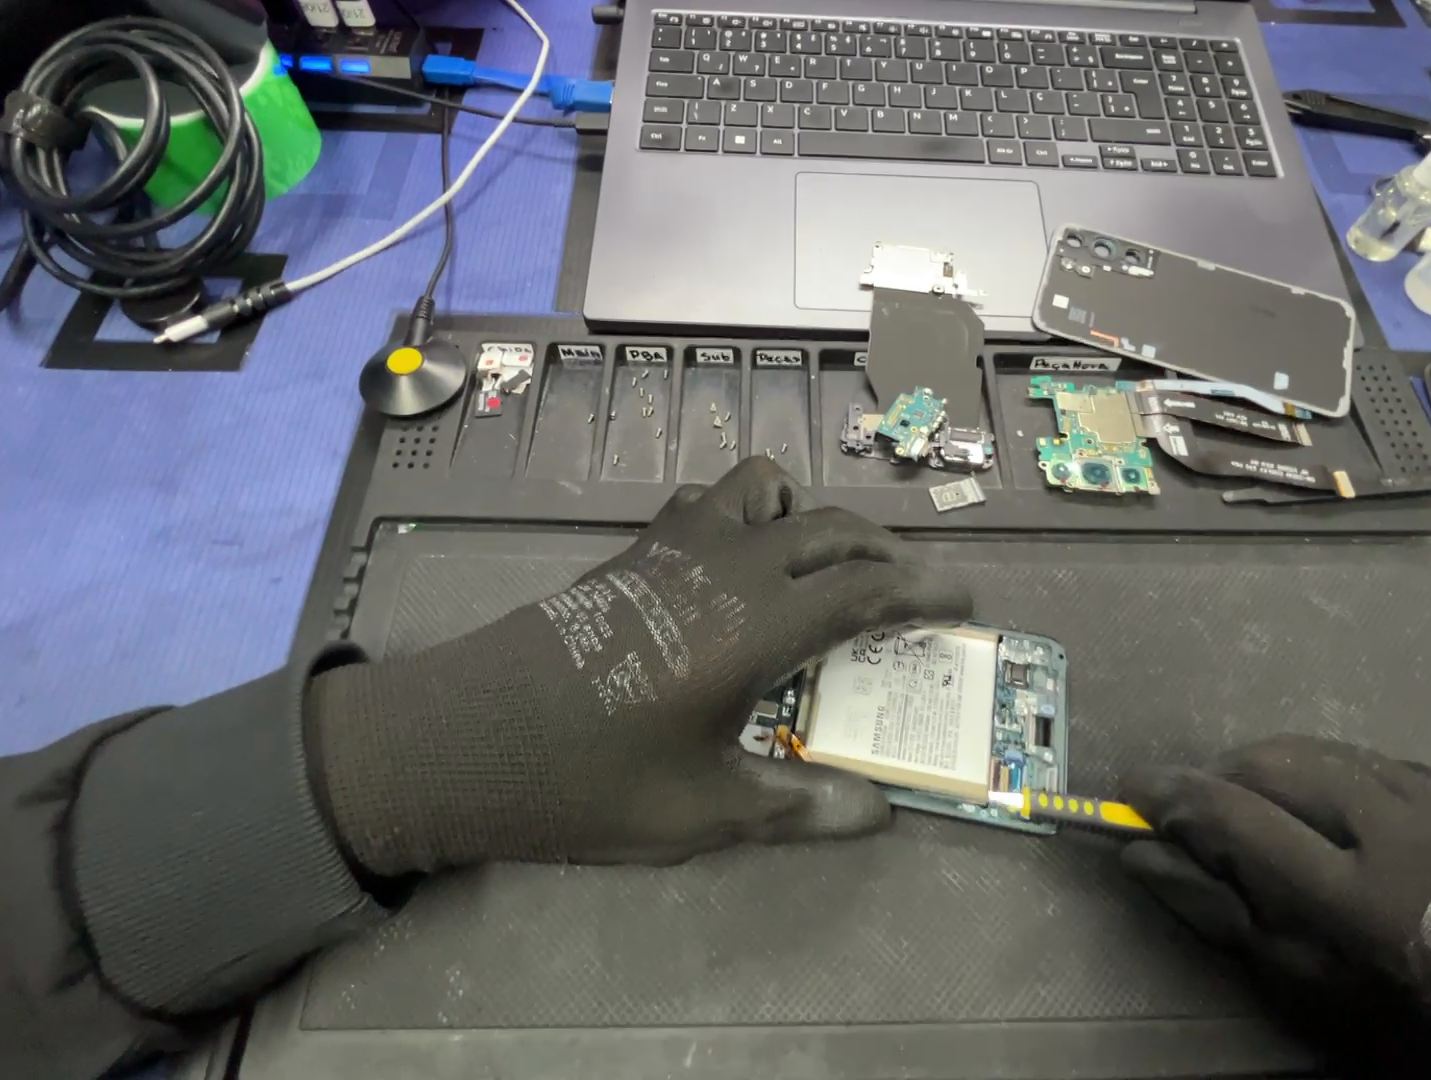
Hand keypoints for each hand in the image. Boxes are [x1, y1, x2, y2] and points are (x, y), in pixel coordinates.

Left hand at [307, 458, 972, 875]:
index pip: (865, 590)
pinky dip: (744, 512)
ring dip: (807, 514)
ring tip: (815, 563)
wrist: (466, 736)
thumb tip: (876, 814)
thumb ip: (798, 806)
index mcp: (754, 627)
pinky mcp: (637, 546)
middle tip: (906, 587)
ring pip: (765, 488)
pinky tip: (734, 562)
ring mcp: (676, 545)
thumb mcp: (701, 812)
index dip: (925, 589)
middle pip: (830, 529)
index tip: (964, 596)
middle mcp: (726, 567)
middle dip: (883, 550)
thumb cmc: (587, 779)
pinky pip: (709, 500)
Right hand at [1120, 736, 1430, 1079]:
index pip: (1234, 815)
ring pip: (1330, 751)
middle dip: (1224, 777)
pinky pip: (1394, 765)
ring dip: (1283, 775)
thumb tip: (1149, 858)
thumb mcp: (1343, 1006)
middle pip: (1276, 761)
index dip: (1168, 795)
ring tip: (1285, 820)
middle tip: (1211, 817)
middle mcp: (1412, 825)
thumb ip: (1236, 922)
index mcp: (1371, 898)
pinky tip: (1372, 830)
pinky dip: (1351, 782)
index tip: (1128, 792)